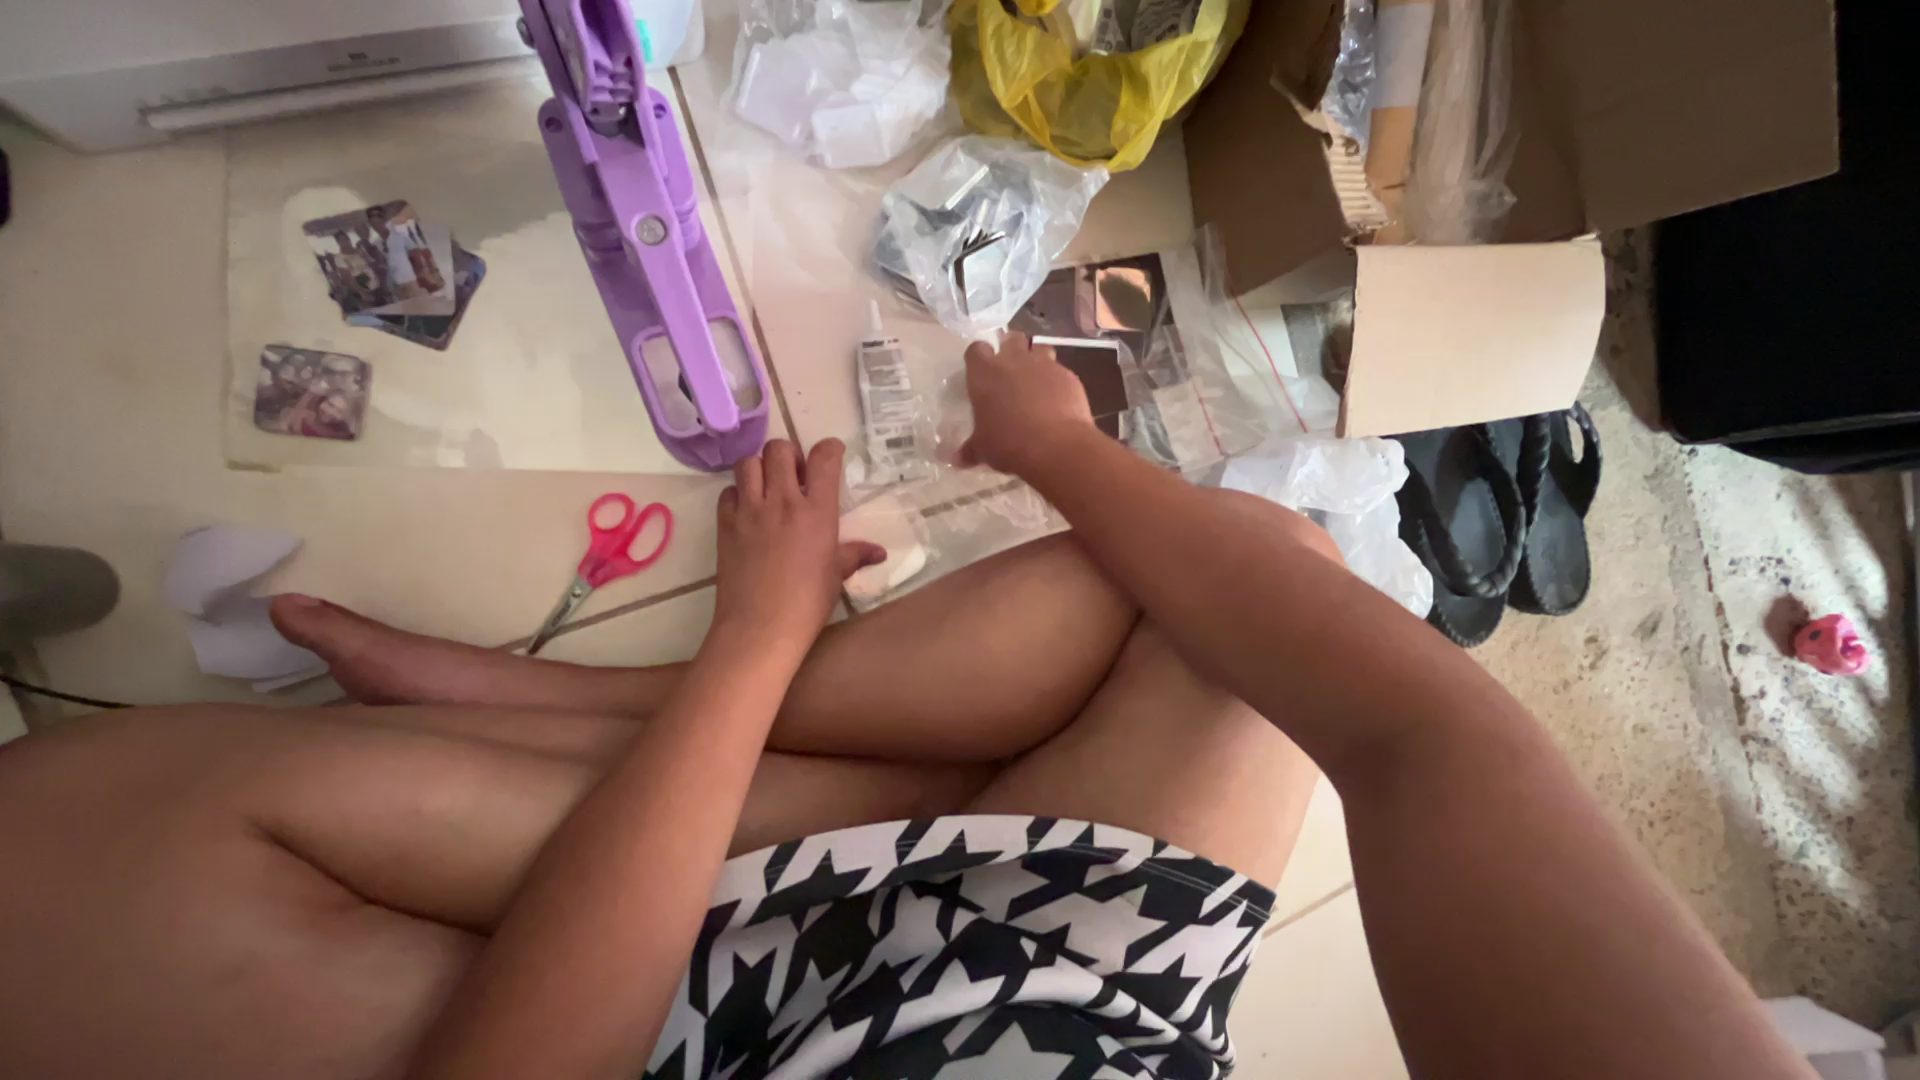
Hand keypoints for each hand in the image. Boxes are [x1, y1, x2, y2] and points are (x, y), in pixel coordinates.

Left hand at [711, 439, 883, 660]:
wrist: (760, 627)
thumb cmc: (807, 603)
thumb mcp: (836, 575)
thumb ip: (855, 555)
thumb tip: (878, 552)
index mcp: (817, 511)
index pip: (824, 458)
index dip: (829, 448)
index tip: (831, 454)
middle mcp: (783, 501)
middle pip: (779, 449)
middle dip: (789, 455)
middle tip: (795, 475)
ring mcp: (750, 510)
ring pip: (748, 462)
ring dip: (760, 467)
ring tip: (768, 487)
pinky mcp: (725, 524)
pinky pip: (728, 491)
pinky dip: (738, 493)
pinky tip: (747, 511)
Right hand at [960, 333, 1096, 476]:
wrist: (1056, 446)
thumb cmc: (1009, 443)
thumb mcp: (983, 450)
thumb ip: (970, 449)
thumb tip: (956, 459)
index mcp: (985, 373)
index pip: (976, 349)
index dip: (978, 358)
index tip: (979, 371)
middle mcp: (1014, 360)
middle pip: (1011, 339)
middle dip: (1010, 348)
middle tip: (1009, 369)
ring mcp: (1044, 365)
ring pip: (1039, 349)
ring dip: (1036, 359)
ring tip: (1035, 380)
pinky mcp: (1069, 376)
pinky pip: (1060, 371)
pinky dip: (1056, 381)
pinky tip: (1057, 399)